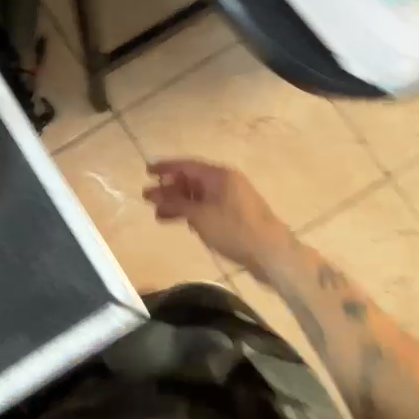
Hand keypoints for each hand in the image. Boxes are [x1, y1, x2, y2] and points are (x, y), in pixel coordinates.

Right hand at [143, 159, 293, 274]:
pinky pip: (208, 206)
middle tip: (148, 198)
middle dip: (169, 188)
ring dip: (179, 203)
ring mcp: (233, 198)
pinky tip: (183, 222)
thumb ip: (175, 203)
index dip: (165, 167)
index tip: (147, 171)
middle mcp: (226, 182)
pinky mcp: (236, 215)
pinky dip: (193, 212)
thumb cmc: (233, 229)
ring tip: (159, 214)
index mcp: (219, 175)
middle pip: (192, 180)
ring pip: (199, 195)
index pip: (186, 165)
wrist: (271, 253)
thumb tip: (154, 194)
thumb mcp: (199, 215)